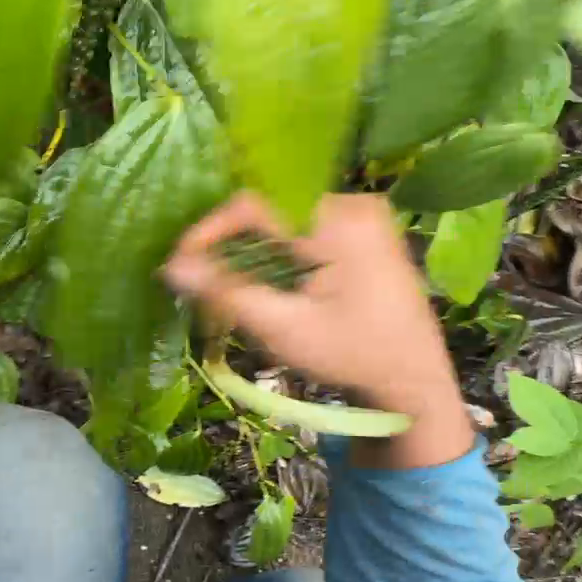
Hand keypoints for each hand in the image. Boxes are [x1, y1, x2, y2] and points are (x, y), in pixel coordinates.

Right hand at [163, 191, 473, 469]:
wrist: (412, 377)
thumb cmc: (351, 353)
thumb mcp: (282, 326)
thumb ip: (225, 292)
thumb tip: (169, 267)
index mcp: (339, 221)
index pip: (254, 205)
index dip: (207, 231)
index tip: (178, 264)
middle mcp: (352, 205)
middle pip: (265, 208)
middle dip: (223, 243)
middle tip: (193, 278)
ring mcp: (358, 216)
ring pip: (277, 219)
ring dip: (242, 248)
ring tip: (217, 283)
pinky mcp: (358, 232)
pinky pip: (296, 228)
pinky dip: (267, 251)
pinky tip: (253, 281)